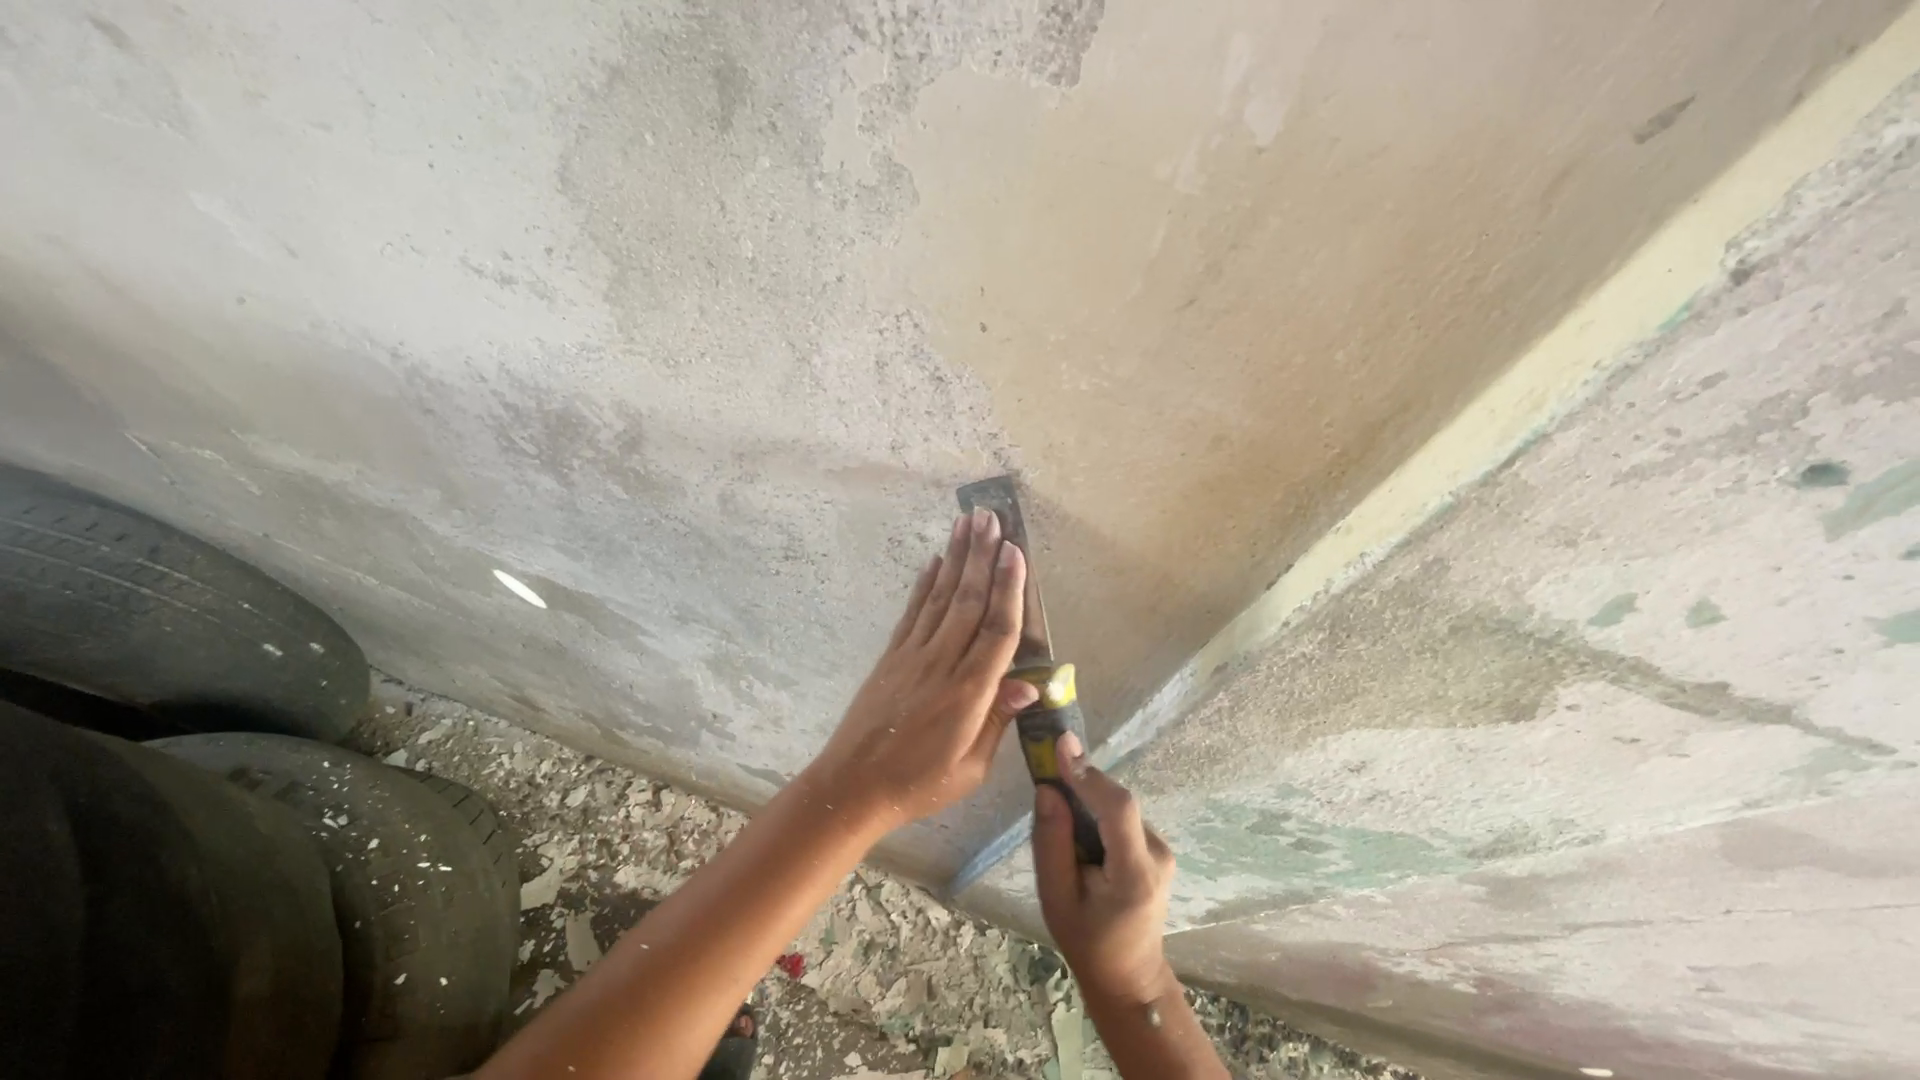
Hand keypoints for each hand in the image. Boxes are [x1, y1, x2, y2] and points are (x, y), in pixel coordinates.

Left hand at [806, 508, 1040, 831]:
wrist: (852, 787)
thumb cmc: (919, 784)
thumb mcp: (970, 767)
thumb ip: (997, 720)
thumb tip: (1030, 684)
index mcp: (969, 693)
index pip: (998, 631)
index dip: (1009, 589)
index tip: (1016, 552)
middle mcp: (942, 663)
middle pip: (969, 601)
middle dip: (983, 556)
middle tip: (992, 517)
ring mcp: (913, 656)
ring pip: (941, 598)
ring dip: (956, 558)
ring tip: (967, 523)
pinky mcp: (892, 657)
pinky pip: (912, 613)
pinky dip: (925, 585)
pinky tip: (935, 561)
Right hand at [1033, 732, 1177, 1005]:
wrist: (1129, 977)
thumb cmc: (1087, 942)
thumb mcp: (1055, 898)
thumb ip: (1051, 842)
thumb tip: (1048, 789)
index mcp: (1135, 873)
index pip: (1118, 809)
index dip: (1089, 775)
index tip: (1061, 745)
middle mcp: (1158, 854)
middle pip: (1118, 803)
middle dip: (1081, 785)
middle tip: (1045, 773)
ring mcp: (1163, 850)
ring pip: (1119, 808)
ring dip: (1088, 802)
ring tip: (1059, 816)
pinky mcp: (1157, 849)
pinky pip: (1122, 818)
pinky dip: (1098, 815)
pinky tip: (1079, 834)